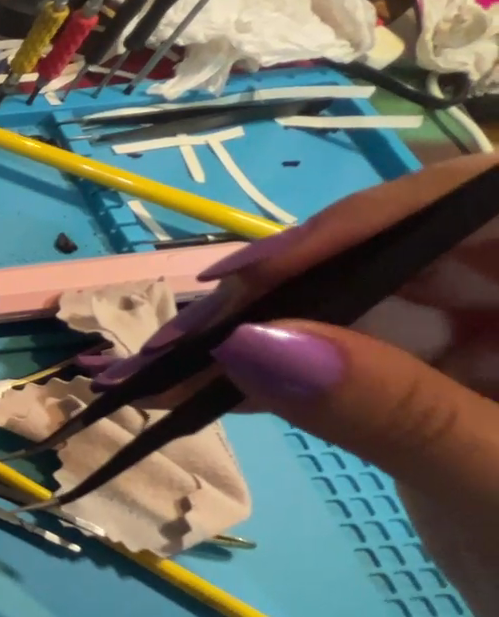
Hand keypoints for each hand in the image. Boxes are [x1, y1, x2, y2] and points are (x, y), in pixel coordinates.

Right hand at [99, 152, 498, 616]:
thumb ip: (394, 411)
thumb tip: (243, 342)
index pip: (481, 205)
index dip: (363, 222)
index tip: (250, 278)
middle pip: (398, 256)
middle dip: (274, 294)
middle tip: (171, 343)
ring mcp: (492, 341)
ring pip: (353, 310)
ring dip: (247, 341)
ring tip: (152, 373)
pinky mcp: (443, 382)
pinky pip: (345, 361)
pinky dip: (267, 379)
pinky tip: (189, 394)